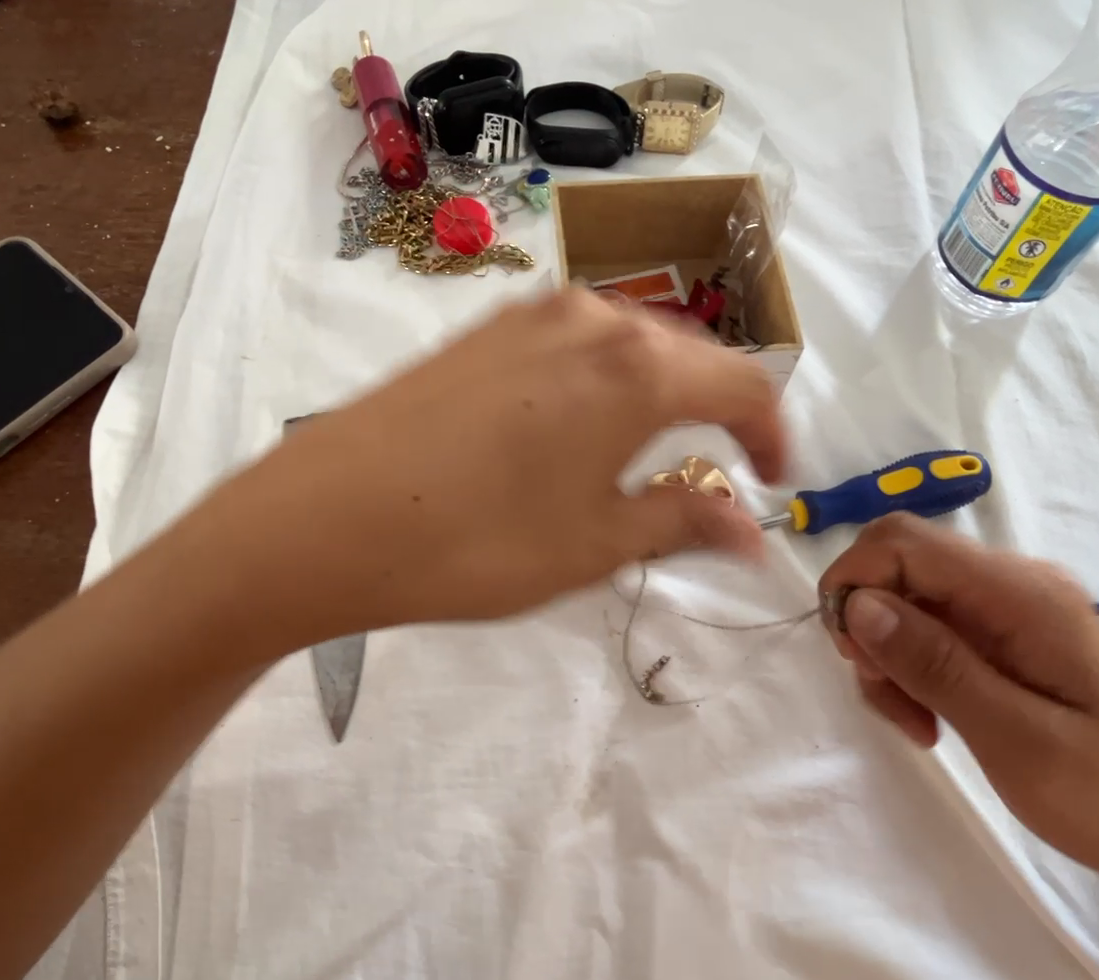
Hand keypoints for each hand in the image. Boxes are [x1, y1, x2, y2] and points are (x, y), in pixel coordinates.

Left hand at [173, 289, 785, 647]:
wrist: (325, 519)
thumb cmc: (479, 542)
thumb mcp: (596, 544)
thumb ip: (685, 521)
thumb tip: (755, 532)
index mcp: (638, 366)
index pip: (744, 385)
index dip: (772, 436)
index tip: (773, 483)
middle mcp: (591, 317)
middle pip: (688, 357)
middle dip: (717, 415)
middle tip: (716, 477)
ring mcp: (528, 316)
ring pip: (629, 347)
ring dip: (658, 398)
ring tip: (649, 458)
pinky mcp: (480, 330)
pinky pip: (573, 347)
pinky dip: (602, 385)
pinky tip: (577, 431)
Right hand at [818, 514, 1098, 892]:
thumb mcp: (1013, 737)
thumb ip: (934, 665)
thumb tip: (858, 604)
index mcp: (1023, 595)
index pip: (904, 542)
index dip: (854, 580)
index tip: (850, 655)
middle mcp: (1013, 585)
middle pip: (898, 567)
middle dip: (867, 624)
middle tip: (883, 694)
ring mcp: (1007, 610)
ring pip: (903, 602)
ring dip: (886, 657)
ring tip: (914, 723)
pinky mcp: (1000, 638)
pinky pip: (925, 632)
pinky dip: (907, 669)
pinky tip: (928, 720)